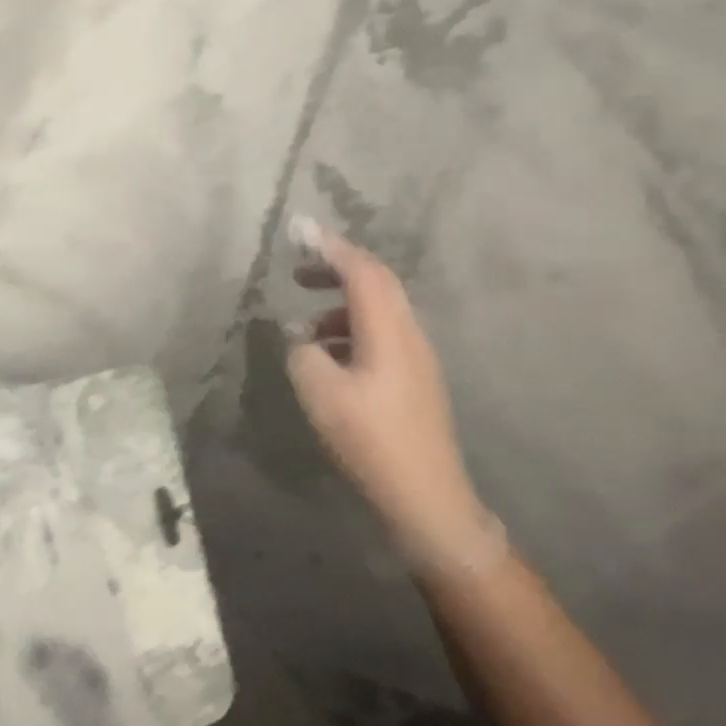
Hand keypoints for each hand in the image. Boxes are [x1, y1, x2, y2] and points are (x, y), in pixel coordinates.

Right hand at [284, 216, 488, 560]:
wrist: (427, 495)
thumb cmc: (372, 440)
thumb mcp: (321, 394)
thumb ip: (304, 354)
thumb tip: (303, 338)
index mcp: (389, 330)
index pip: (361, 270)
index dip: (330, 246)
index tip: (299, 230)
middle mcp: (409, 333)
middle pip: (376, 283)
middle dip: (337, 268)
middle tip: (298, 268)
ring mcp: (416, 357)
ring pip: (379, 310)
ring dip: (340, 305)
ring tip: (303, 323)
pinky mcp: (414, 379)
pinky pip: (380, 334)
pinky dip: (350, 331)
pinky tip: (326, 357)